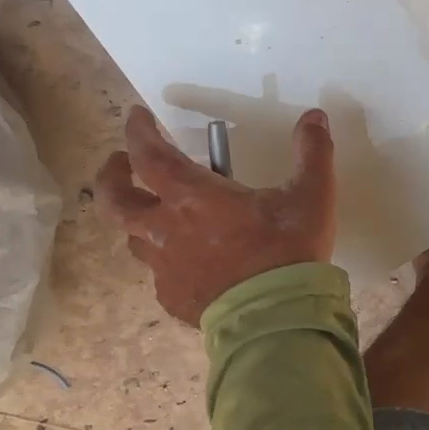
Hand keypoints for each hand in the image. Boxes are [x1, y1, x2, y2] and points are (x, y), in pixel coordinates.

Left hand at [97, 106, 337, 326]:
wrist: (276, 313)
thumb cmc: (288, 245)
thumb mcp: (311, 191)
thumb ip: (312, 150)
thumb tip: (314, 116)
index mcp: (194, 198)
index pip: (151, 157)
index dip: (139, 133)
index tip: (136, 116)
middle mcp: (166, 229)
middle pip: (117, 200)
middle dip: (114, 176)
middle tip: (122, 162)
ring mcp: (164, 266)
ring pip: (133, 236)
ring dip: (137, 216)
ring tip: (156, 209)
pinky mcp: (172, 295)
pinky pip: (159, 268)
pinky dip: (166, 252)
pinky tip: (189, 255)